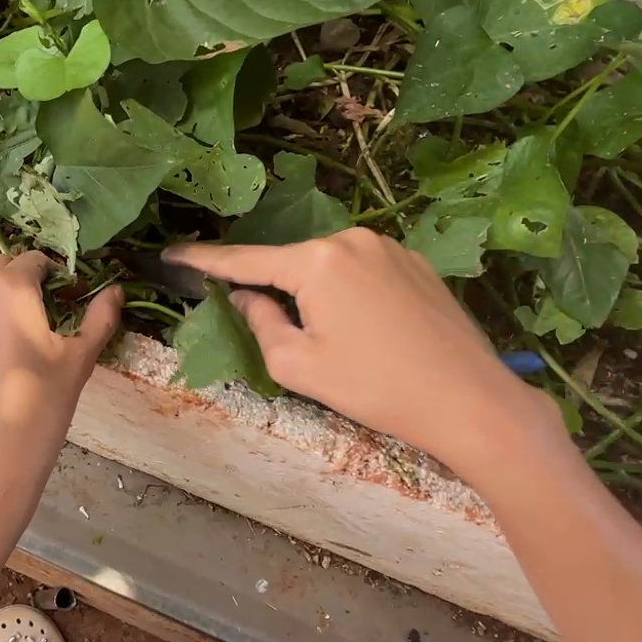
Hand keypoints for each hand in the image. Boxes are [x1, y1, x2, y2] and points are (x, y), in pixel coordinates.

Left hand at [0, 252, 122, 546]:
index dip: (53, 274)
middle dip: (22, 281)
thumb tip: (114, 290)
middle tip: (42, 316)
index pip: (34, 260)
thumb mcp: (79, 361)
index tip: (64, 297)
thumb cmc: (40, 408)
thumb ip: (100, 317)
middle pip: (0, 268)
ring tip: (15, 338)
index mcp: (10, 287)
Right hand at [168, 230, 562, 473]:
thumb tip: (247, 298)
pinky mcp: (417, 264)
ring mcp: (389, 248)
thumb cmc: (374, 387)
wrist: (471, 402)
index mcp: (316, 260)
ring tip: (322, 335)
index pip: (243, 259)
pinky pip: (360, 271)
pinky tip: (359, 327)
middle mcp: (352, 239)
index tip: (170, 253)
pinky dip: (343, 291)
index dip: (202, 260)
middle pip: (288, 262)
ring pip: (326, 266)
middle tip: (259, 321)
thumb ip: (259, 322)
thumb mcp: (297, 363)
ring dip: (309, 291)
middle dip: (268, 286)